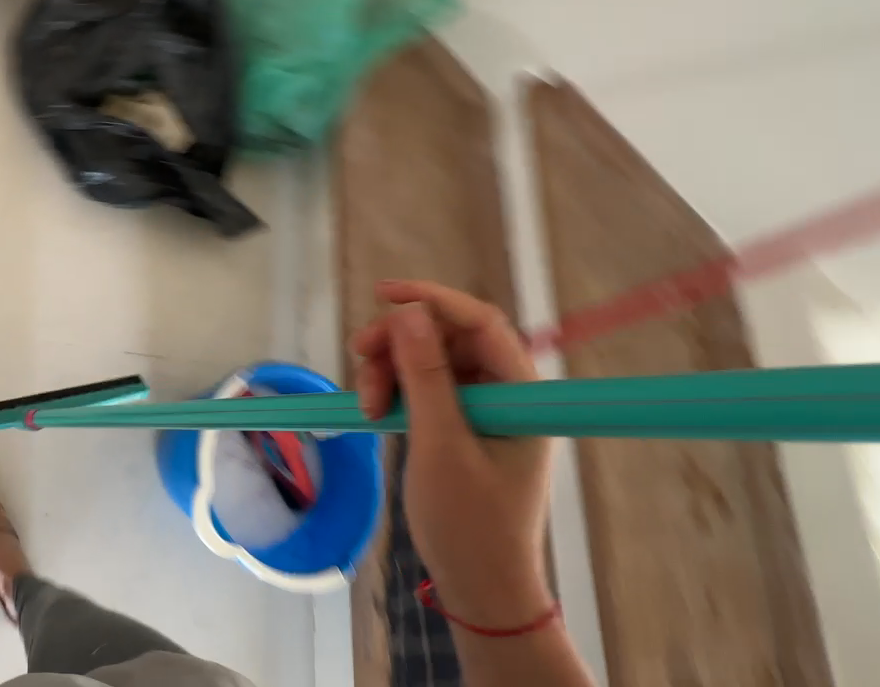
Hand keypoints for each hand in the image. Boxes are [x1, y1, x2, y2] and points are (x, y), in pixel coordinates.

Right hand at [351, 280, 553, 625]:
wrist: (477, 585)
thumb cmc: (469, 521)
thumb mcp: (440, 444)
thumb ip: (426, 375)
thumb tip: (410, 313)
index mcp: (520, 394)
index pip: (481, 323)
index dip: (433, 300)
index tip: (382, 295)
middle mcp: (503, 393)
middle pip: (445, 338)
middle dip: (397, 343)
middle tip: (358, 358)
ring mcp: (479, 408)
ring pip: (425, 359)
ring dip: (388, 370)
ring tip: (366, 404)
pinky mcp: (456, 422)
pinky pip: (419, 385)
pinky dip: (392, 390)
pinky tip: (374, 411)